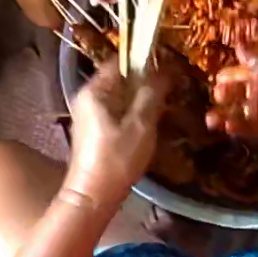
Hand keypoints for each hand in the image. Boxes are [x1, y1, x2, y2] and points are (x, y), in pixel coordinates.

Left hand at [62, 66, 166, 211]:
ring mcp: (88, 113)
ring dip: (140, 96)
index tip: (168, 63)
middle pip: (119, 77)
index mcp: (94, 90)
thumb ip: (152, 94)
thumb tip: (166, 69)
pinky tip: (149, 120)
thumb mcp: (140, 125)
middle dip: (144, 79)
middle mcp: (86, 97)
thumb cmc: (116, 159)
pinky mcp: (93, 128)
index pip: (119, 61)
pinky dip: (132, 110)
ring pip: (119, 95)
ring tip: (164, 101)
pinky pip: (116, 109)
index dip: (143, 59)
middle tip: (170, 85)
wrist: (92, 196)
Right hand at [205, 52, 257, 148]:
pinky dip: (238, 127)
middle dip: (228, 95)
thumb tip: (239, 48)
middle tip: (218, 96)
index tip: (218, 79)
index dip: (233, 75)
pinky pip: (252, 128)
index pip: (249, 72)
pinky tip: (226, 127)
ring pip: (244, 111)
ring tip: (211, 119)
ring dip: (227, 114)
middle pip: (244, 92)